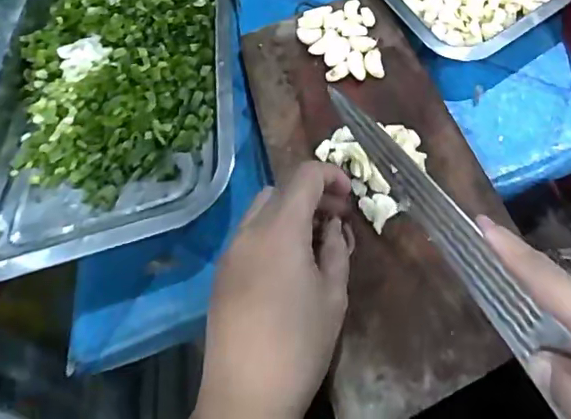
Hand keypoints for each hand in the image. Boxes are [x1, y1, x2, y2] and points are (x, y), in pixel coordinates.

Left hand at [195, 162, 354, 418]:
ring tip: (314, 243)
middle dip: (312, 194)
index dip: (331, 175)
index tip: (349, 198)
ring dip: (290, 212)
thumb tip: (333, 227)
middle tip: (336, 218)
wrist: (243, 403)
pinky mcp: (221, 277)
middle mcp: (249, 232)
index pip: (305, 175)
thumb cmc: (298, 346)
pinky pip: (249, 235)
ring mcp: (230, 254)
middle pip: (281, 188)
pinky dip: (272, 232)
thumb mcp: (333, 295)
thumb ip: (336, 249)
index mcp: (280, 229)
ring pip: (262, 209)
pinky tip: (288, 265)